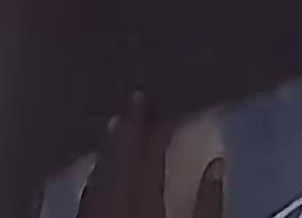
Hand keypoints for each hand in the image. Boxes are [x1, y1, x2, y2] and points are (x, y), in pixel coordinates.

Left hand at [76, 93, 222, 217]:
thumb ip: (208, 205)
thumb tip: (217, 163)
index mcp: (144, 206)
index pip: (151, 159)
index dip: (161, 130)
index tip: (173, 108)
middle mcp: (114, 208)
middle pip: (120, 162)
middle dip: (130, 126)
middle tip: (137, 95)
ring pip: (98, 179)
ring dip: (109, 149)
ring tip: (116, 123)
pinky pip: (84, 200)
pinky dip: (93, 178)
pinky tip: (96, 170)